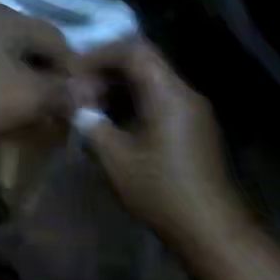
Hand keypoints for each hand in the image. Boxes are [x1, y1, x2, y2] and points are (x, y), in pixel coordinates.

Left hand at [0, 4, 73, 140]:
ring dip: (16, 88)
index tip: (76, 104)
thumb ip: (62, 92)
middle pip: (27, 49)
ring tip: (23, 118)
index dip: (73, 72)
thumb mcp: (28, 97)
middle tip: (51, 113)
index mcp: (8, 17)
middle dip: (43, 81)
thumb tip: (89, 91)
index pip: (58, 39)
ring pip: (0, 62)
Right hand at [77, 38, 247, 246]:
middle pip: (144, 63)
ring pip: (150, 82)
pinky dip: (130, 102)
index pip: (134, 51)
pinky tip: (109, 124)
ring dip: (116, 88)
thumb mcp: (114, 157)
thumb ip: (90, 122)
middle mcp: (185, 95)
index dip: (99, 55)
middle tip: (75, 92)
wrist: (208, 227)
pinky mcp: (190, 128)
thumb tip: (72, 100)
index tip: (71, 73)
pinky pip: (157, 100)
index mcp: (169, 96)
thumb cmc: (159, 190)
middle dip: (105, 71)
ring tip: (86, 108)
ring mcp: (192, 111)